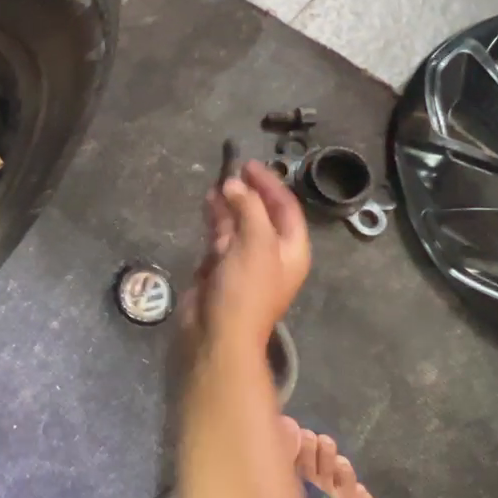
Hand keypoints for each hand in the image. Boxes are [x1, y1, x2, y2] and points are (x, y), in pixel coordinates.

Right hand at [193, 159, 310, 350]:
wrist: (218, 333)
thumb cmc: (246, 288)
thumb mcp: (256, 242)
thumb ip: (248, 207)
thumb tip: (233, 184)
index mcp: (291, 250)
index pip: (286, 208)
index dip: (270, 184)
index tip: (249, 165)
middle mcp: (270, 253)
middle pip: (263, 214)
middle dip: (248, 191)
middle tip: (230, 170)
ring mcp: (244, 261)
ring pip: (239, 223)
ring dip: (229, 202)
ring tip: (215, 182)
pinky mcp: (220, 268)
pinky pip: (220, 236)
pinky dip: (215, 218)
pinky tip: (207, 204)